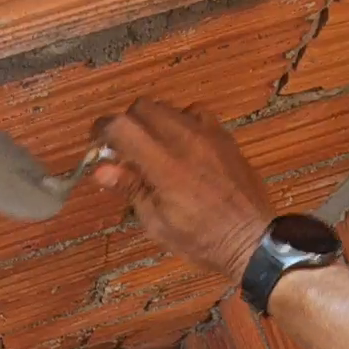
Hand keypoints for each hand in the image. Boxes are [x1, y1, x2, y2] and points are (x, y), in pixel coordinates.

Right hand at [93, 100, 275, 277]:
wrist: (251, 239)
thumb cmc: (200, 240)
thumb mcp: (157, 222)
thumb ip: (130, 188)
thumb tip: (100, 169)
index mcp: (165, 165)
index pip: (122, 126)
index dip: (102, 130)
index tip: (96, 145)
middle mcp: (186, 140)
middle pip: (143, 107)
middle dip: (126, 125)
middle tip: (122, 152)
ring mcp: (208, 134)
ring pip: (168, 108)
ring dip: (151, 123)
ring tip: (150, 152)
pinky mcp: (224, 136)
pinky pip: (194, 115)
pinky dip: (178, 124)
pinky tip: (179, 148)